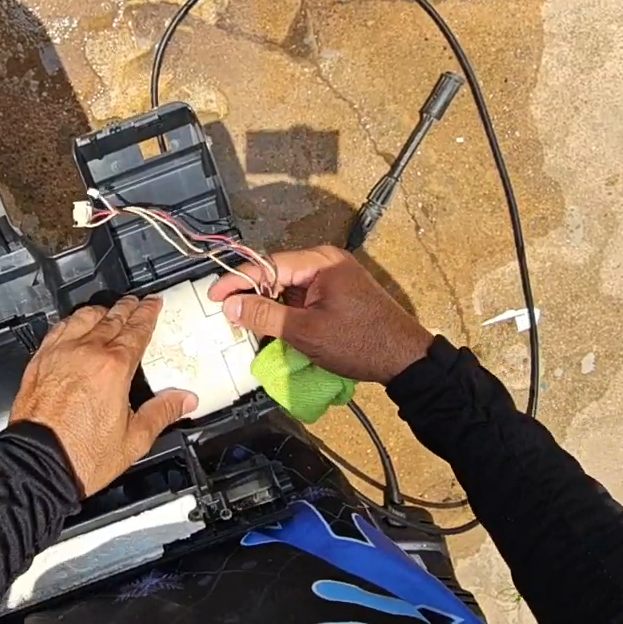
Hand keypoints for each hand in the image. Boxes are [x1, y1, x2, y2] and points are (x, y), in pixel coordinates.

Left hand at [10, 295, 196, 496]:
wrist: (38, 463)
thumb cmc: (81, 455)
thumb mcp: (134, 440)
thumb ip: (162, 413)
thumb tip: (185, 399)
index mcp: (114, 367)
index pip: (137, 330)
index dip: (147, 314)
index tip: (153, 304)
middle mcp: (86, 352)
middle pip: (112, 319)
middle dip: (127, 308)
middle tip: (136, 302)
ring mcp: (60, 353)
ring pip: (84, 318)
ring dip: (100, 311)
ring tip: (109, 310)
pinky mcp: (40, 361)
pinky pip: (58, 329)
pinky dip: (71, 322)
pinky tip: (75, 325)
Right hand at [208, 245, 434, 383]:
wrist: (407, 361)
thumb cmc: (360, 343)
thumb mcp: (306, 332)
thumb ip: (264, 316)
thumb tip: (230, 305)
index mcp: (319, 262)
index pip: (266, 264)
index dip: (237, 281)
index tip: (215, 297)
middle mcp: (325, 262)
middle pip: (275, 273)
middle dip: (252, 294)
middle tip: (230, 316)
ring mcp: (332, 277)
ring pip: (286, 287)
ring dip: (268, 306)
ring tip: (249, 325)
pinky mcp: (336, 293)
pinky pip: (301, 297)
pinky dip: (285, 311)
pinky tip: (274, 328)